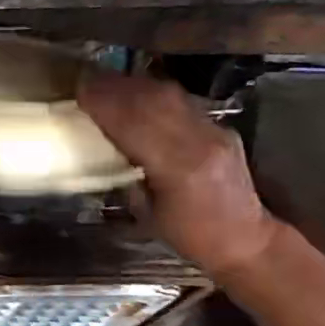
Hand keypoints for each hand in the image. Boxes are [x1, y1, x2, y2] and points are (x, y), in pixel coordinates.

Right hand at [77, 69, 274, 276]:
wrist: (249, 241)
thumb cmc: (187, 234)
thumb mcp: (143, 209)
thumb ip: (122, 170)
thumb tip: (90, 143)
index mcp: (178, 168)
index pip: (133, 122)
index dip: (103, 103)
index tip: (75, 94)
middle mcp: (201, 142)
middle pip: (150, 100)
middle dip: (112, 87)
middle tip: (83, 84)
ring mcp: (215, 131)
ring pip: (166, 94)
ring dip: (130, 85)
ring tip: (103, 84)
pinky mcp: (220, 128)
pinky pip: (179, 100)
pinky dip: (150, 92)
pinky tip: (133, 94)